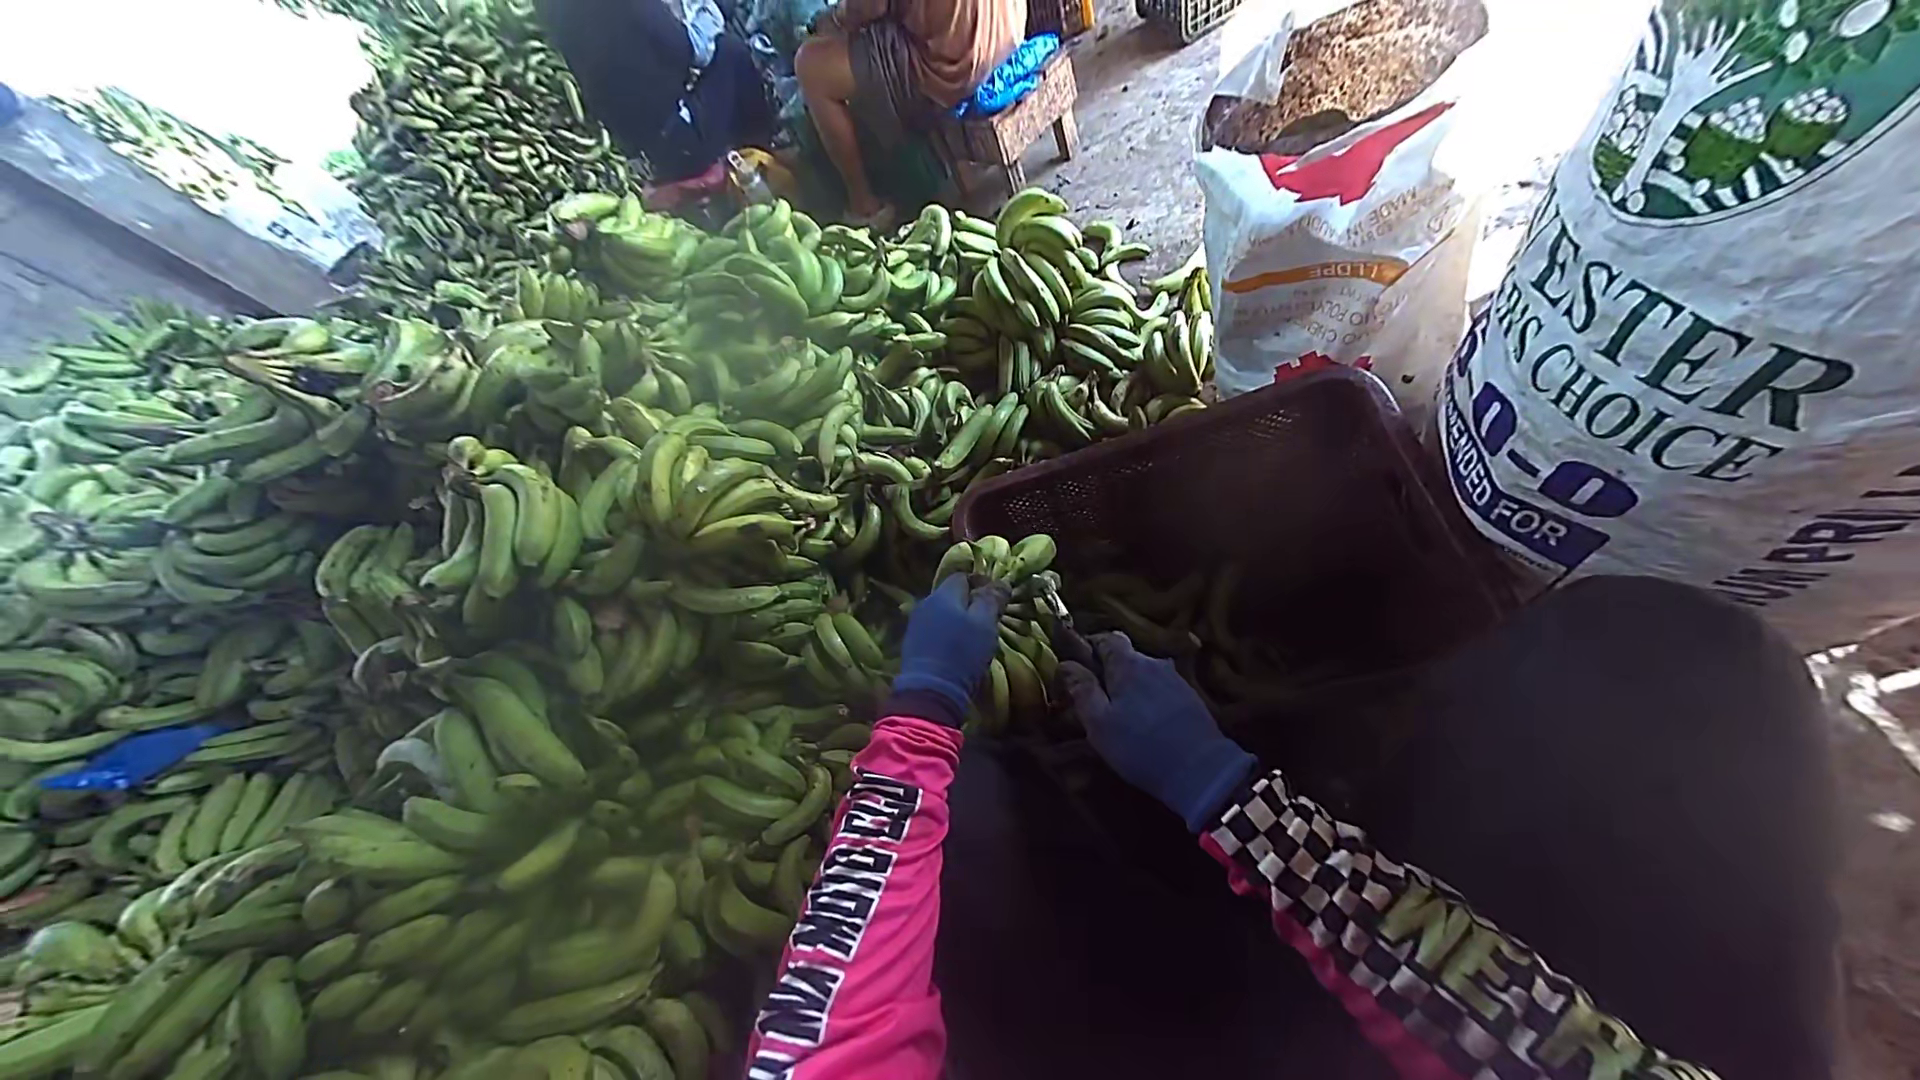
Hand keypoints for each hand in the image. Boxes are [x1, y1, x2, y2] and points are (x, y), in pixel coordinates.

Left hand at [892, 575, 1009, 721]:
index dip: (982, 583)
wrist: (930, 691)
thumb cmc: (962, 653)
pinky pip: (935, 630)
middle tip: (990, 618)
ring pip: (943, 613)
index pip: (963, 577)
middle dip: (971, 603)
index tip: (998, 598)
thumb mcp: (985, 624)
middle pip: (952, 595)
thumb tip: (1002, 582)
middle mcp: (925, 604)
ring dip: (959, 620)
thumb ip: (992, 600)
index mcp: (943, 594)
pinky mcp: (913, 645)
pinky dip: (948, 634)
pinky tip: (957, 649)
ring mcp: (916, 625)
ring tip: (976, 636)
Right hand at [1060, 632, 1256, 831]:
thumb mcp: (1098, 722)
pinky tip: (1147, 722)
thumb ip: (1081, 689)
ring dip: (1130, 686)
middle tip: (1096, 697)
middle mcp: (1153, 663)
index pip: (1106, 637)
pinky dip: (1149, 698)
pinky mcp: (1191, 699)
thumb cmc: (1139, 746)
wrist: (1201, 771)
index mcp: (1128, 663)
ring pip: (1144, 673)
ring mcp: (1176, 680)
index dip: (1089, 647)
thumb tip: (1066, 664)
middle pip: (1126, 656)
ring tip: (1122, 714)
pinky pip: (1161, 688)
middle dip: (1109, 670)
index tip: (1078, 668)